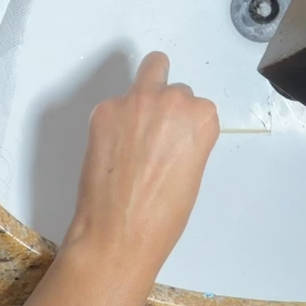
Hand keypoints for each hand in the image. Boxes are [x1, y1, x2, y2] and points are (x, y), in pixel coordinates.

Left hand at [63, 52, 219, 284]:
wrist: (118, 234)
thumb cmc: (163, 215)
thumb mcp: (192, 172)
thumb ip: (187, 140)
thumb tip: (170, 133)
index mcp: (201, 119)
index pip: (198, 106)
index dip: (186, 127)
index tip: (177, 146)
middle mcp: (172, 101)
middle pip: (174, 89)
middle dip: (166, 108)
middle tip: (153, 138)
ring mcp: (136, 101)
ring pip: (150, 71)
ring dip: (145, 93)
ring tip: (133, 128)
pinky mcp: (104, 109)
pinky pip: (116, 103)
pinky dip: (115, 119)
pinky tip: (112, 148)